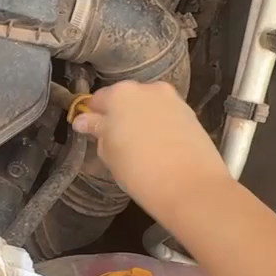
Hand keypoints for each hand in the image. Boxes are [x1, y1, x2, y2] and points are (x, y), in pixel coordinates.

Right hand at [71, 80, 230, 217]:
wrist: (191, 187)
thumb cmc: (139, 169)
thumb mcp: (108, 152)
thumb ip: (96, 130)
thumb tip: (84, 120)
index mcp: (120, 94)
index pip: (97, 99)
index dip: (92, 117)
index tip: (92, 133)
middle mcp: (147, 89)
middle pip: (125, 99)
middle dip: (118, 115)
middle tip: (115, 141)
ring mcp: (172, 100)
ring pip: (147, 106)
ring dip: (140, 120)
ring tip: (139, 146)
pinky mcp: (191, 114)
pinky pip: (165, 115)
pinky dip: (159, 126)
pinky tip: (159, 147)